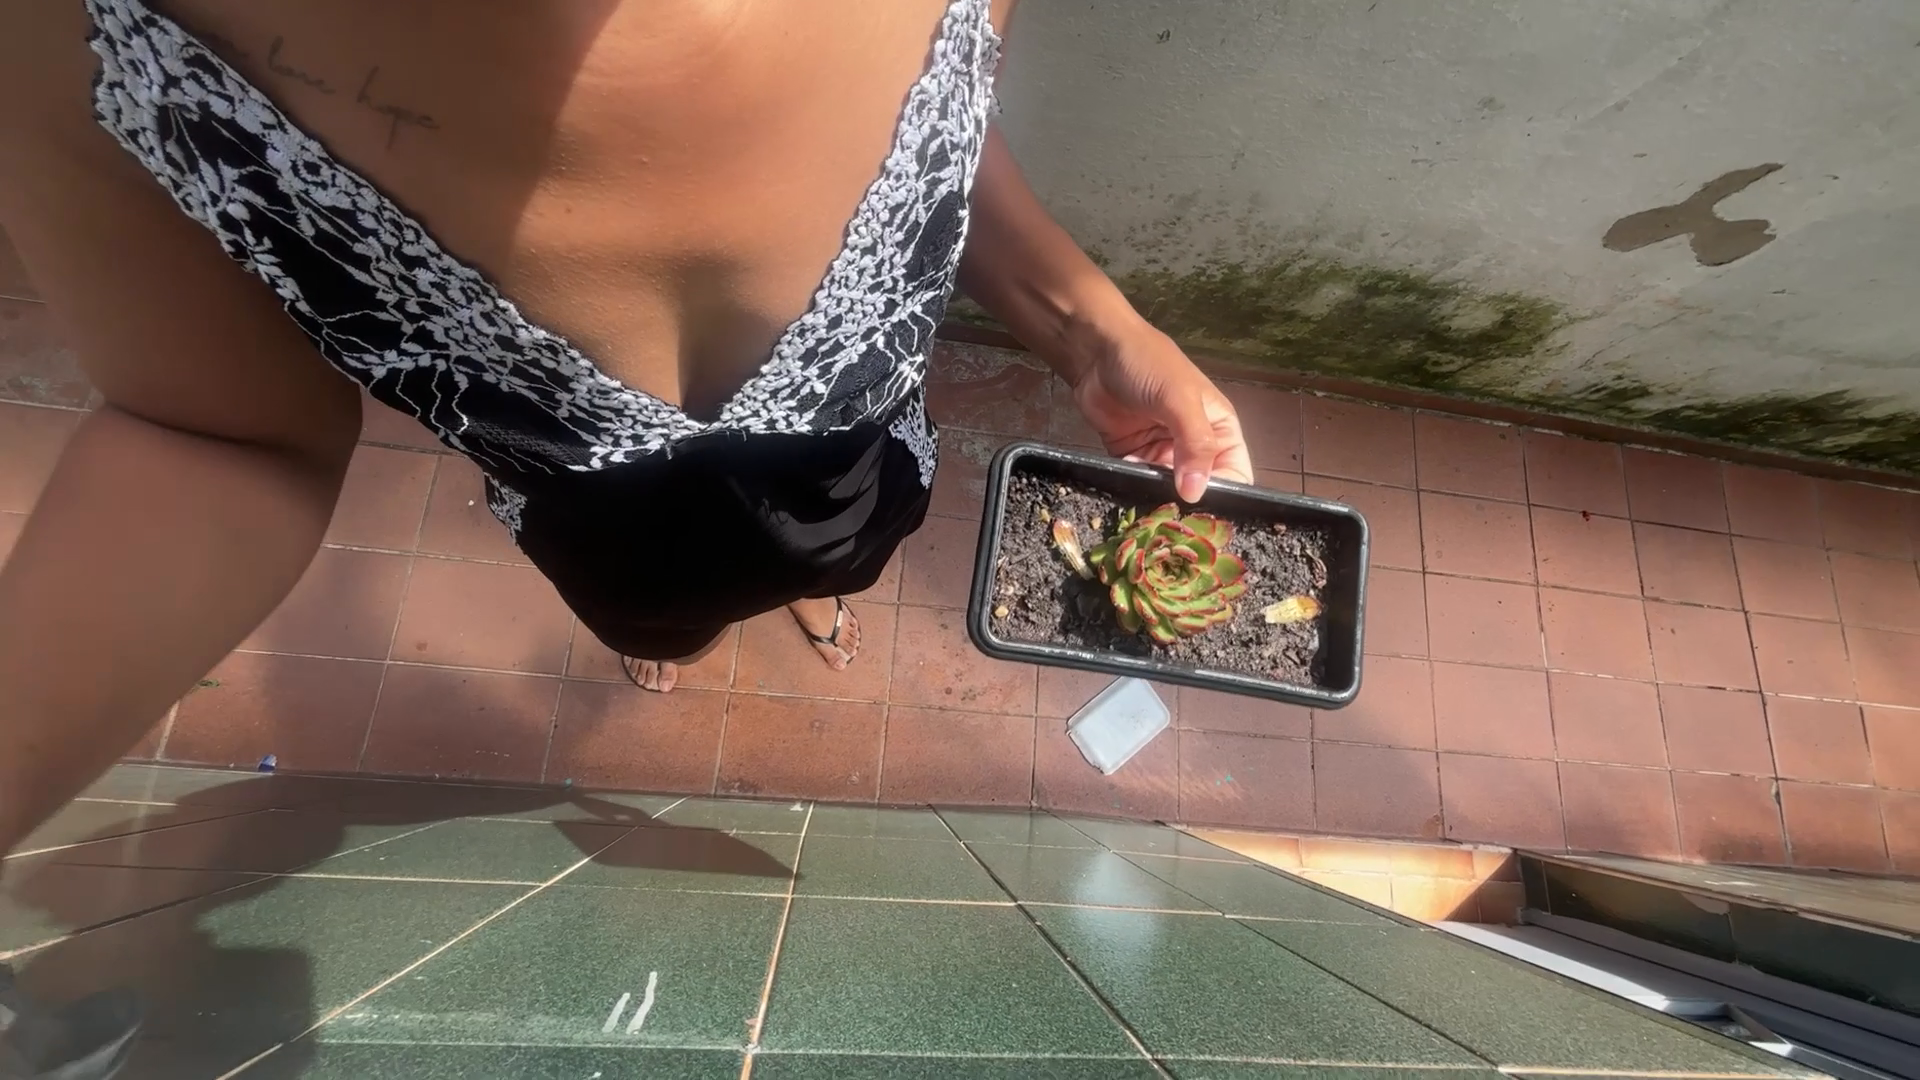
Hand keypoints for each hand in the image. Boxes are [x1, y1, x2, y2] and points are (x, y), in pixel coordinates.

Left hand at [1068, 322, 1252, 502]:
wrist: (1096, 352)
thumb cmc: (1148, 365)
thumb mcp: (1179, 400)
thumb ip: (1194, 445)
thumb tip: (1197, 492)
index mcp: (1219, 429)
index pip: (1235, 474)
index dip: (1225, 495)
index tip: (1203, 511)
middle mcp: (1194, 446)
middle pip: (1200, 488)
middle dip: (1185, 501)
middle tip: (1169, 509)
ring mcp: (1162, 453)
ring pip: (1167, 489)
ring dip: (1156, 494)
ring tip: (1146, 494)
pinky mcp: (1132, 456)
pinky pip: (1137, 481)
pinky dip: (1133, 483)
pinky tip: (1127, 474)